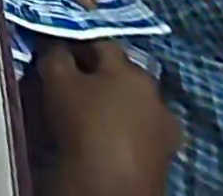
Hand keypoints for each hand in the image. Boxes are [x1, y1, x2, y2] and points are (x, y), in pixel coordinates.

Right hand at [38, 41, 181, 195]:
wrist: (110, 186)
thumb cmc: (82, 122)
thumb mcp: (54, 76)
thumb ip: (55, 51)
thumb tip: (58, 44)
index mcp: (133, 72)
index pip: (100, 42)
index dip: (75, 41)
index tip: (54, 48)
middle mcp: (158, 95)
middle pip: (119, 72)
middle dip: (94, 71)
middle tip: (67, 77)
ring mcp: (168, 128)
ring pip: (130, 99)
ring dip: (109, 97)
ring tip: (83, 105)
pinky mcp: (167, 155)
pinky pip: (138, 124)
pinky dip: (120, 120)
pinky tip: (102, 129)